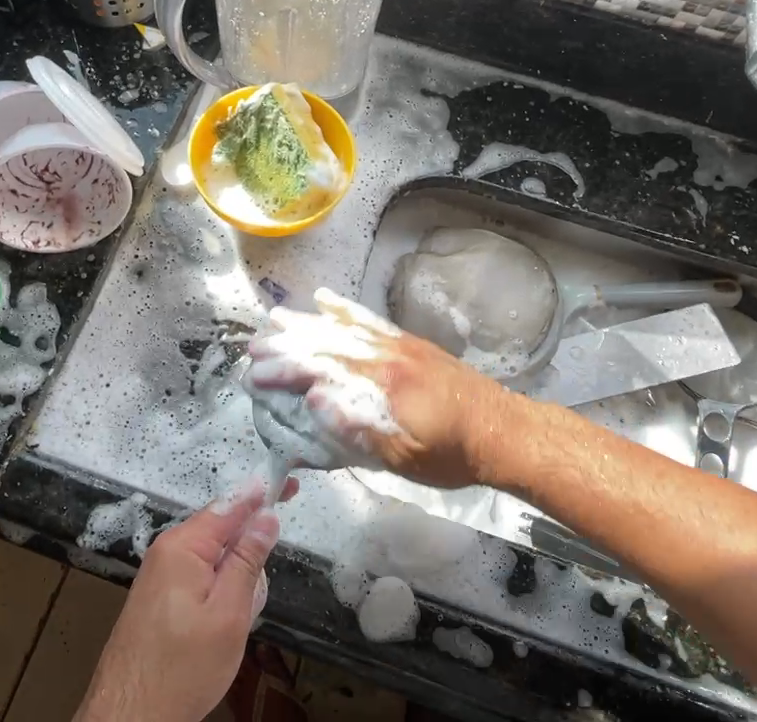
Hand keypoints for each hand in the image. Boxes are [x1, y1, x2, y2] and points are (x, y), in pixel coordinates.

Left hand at [74, 488, 280, 721]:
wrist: (130, 718)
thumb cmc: (182, 668)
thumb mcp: (228, 613)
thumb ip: (248, 560)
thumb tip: (266, 516)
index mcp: (183, 545)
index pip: (230, 504)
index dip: (261, 493)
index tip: (290, 484)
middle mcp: (167, 551)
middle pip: (222, 533)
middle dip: (247, 556)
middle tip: (249, 601)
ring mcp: (160, 575)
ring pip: (214, 560)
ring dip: (234, 584)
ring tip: (231, 626)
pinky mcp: (159, 597)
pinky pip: (200, 579)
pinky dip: (218, 596)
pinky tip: (217, 631)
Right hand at [245, 288, 512, 489]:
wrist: (502, 431)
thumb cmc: (450, 456)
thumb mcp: (403, 458)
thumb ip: (358, 430)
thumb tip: (315, 401)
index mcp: (380, 387)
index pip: (321, 373)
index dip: (286, 373)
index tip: (255, 375)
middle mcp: (385, 358)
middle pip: (327, 345)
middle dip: (286, 346)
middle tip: (254, 347)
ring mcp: (397, 346)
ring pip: (343, 328)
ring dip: (306, 324)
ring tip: (275, 319)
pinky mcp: (409, 344)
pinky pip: (369, 321)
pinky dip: (343, 309)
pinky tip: (324, 299)